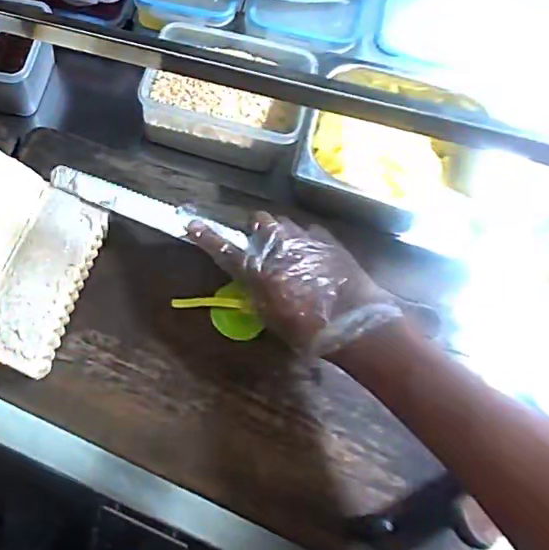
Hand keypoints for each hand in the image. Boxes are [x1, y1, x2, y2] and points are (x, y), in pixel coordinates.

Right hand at [186, 212, 401, 360]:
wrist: (356, 324)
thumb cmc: (307, 329)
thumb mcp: (269, 316)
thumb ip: (254, 292)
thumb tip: (249, 280)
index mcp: (257, 268)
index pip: (222, 246)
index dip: (205, 235)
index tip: (191, 224)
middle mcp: (276, 245)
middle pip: (258, 220)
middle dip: (256, 229)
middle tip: (262, 248)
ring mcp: (303, 237)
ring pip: (284, 223)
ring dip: (281, 234)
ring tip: (290, 253)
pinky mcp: (327, 238)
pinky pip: (309, 231)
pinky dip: (305, 241)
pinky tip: (313, 259)